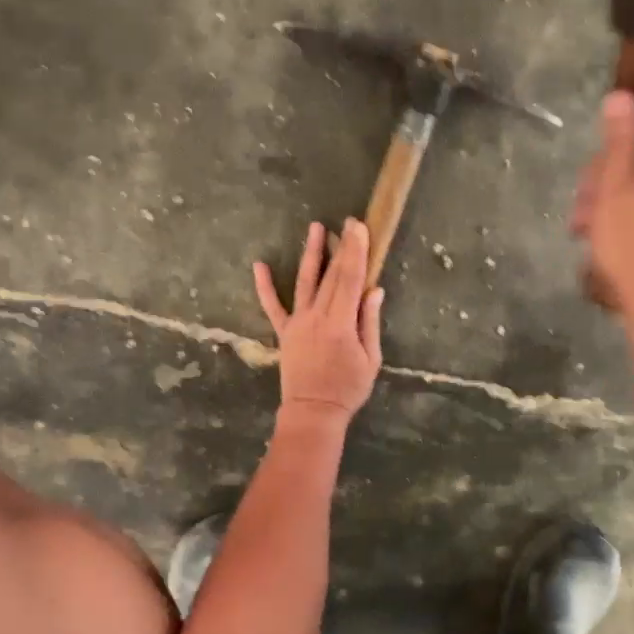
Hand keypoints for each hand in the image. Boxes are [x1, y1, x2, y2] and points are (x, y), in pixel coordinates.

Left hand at [252, 219, 384, 423]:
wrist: (313, 412)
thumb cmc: (347, 389)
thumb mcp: (370, 359)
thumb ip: (369, 323)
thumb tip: (374, 290)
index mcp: (340, 323)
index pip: (350, 279)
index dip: (356, 252)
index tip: (360, 228)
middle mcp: (316, 317)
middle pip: (331, 276)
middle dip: (341, 246)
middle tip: (347, 222)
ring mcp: (297, 322)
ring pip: (304, 282)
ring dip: (310, 253)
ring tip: (314, 228)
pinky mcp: (284, 332)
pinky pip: (272, 306)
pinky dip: (265, 286)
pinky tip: (259, 265)